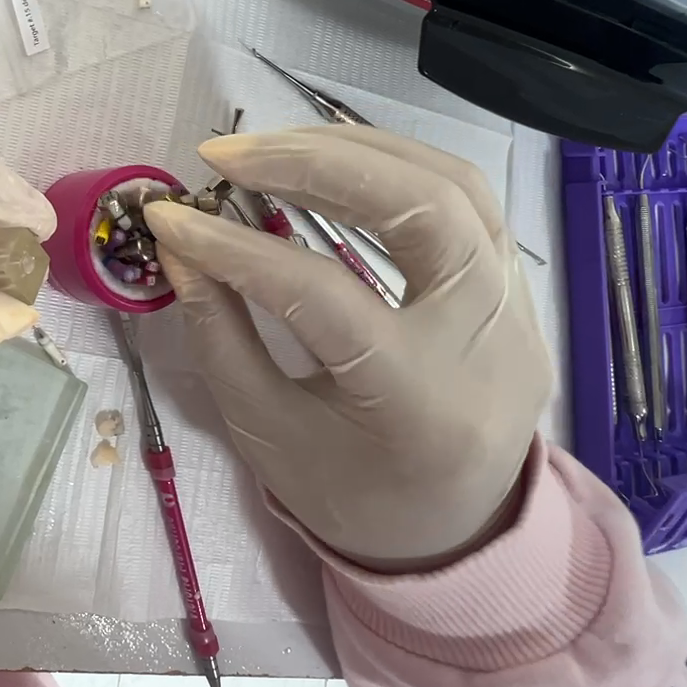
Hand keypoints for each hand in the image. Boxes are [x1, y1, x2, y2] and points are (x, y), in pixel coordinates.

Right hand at [143, 126, 550, 572]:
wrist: (453, 538)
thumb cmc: (345, 492)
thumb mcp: (262, 426)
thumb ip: (216, 330)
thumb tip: (177, 243)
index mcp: (416, 400)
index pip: (318, 293)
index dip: (231, 248)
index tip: (168, 217)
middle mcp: (488, 342)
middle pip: (423, 207)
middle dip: (313, 163)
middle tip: (226, 155)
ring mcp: (518, 310)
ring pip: (453, 184)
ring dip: (353, 151)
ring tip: (269, 148)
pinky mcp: (515, 291)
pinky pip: (463, 200)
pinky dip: (389, 167)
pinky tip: (325, 164)